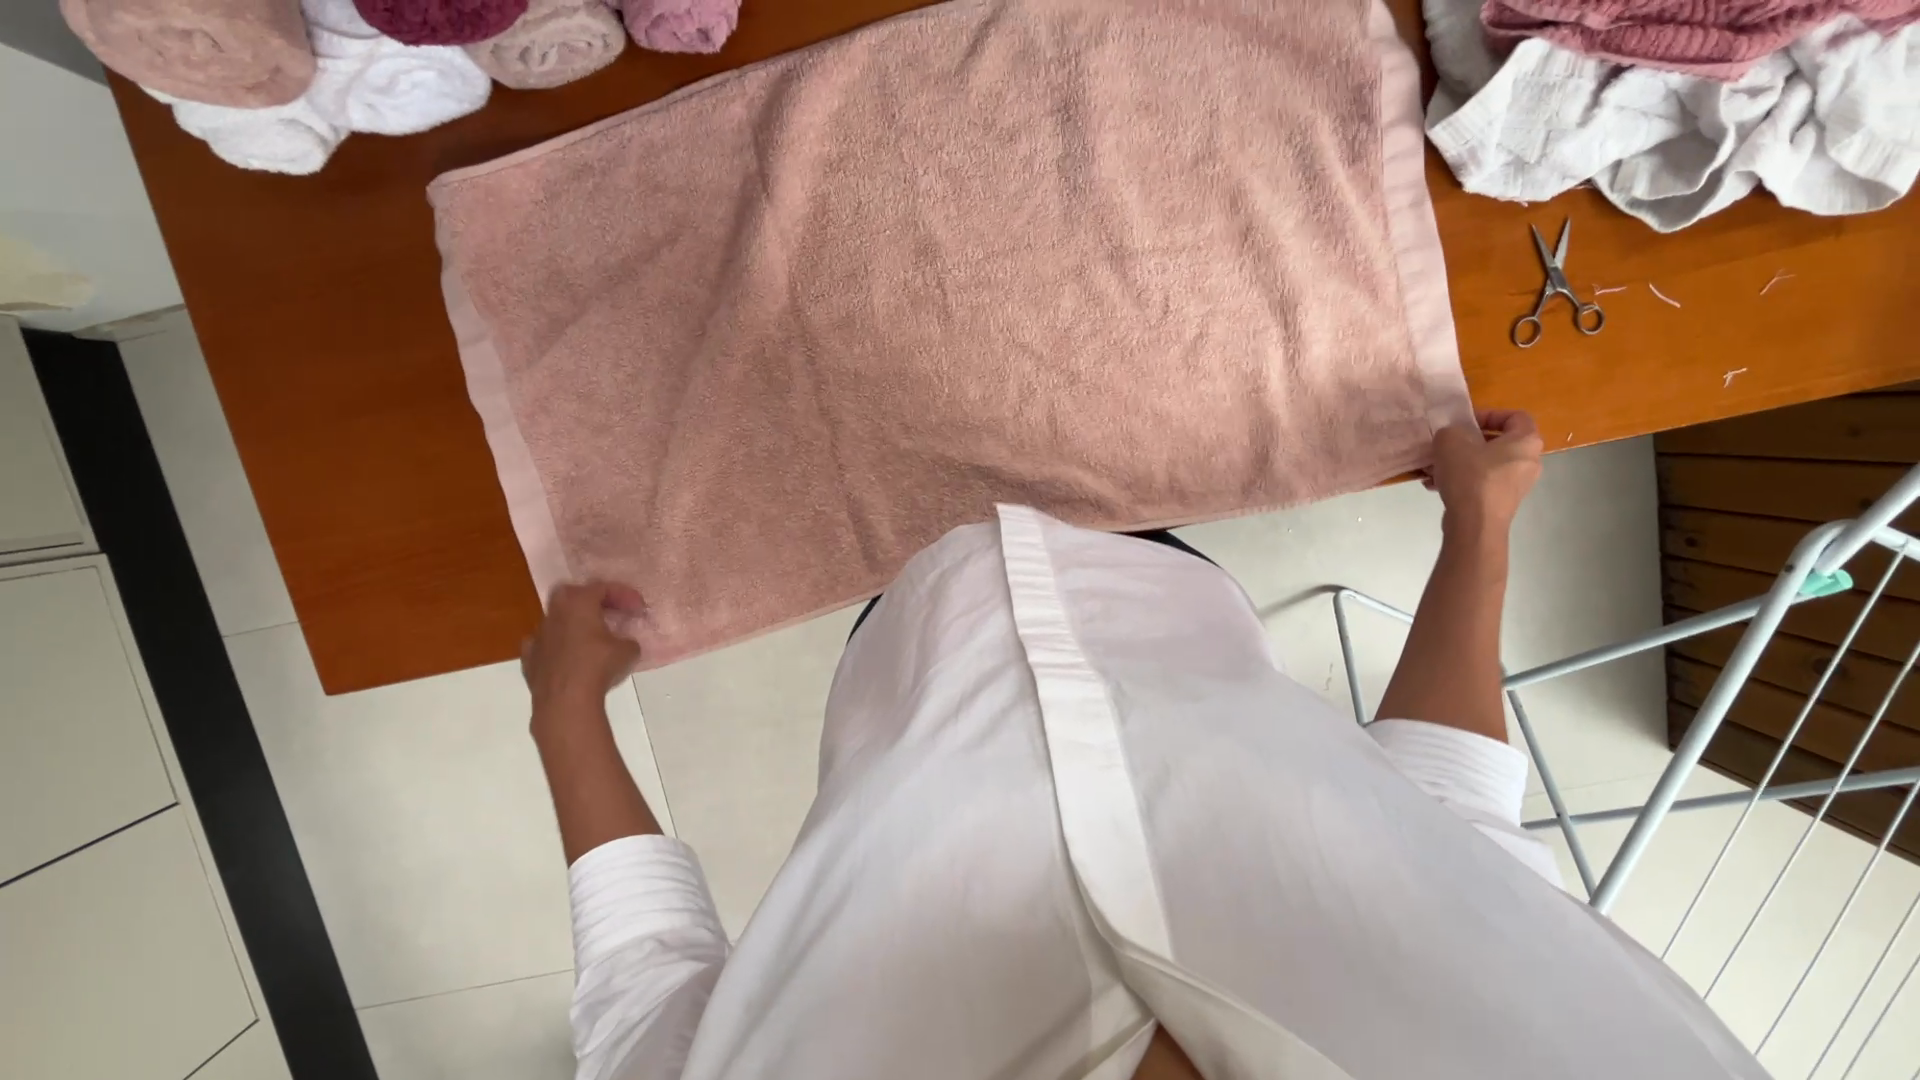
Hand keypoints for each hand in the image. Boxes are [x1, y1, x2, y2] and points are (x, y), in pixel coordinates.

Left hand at [521, 581, 644, 715]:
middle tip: (607, 611)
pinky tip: (568, 658)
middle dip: (590, 599)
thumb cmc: (600, 667)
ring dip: (573, 624)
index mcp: (579, 603)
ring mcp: (538, 636)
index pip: (602, 587)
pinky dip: (557, 647)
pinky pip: (544, 644)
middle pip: (570, 594)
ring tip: (590, 638)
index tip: (638, 608)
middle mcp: (555, 613)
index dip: (624, 594)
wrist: (565, 701)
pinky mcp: (529, 659)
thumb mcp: (629, 650)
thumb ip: (627, 639)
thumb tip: (623, 643)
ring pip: (555, 620)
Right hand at [1426, 409, 1542, 533]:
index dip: (1489, 414)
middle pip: (1498, 442)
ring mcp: (1517, 484)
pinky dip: (1462, 480)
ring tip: (1434, 468)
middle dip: (1468, 442)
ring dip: (1460, 462)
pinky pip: (1482, 482)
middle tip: (1445, 446)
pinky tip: (1437, 486)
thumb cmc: (1470, 476)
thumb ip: (1450, 431)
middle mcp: (1529, 461)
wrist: (1475, 523)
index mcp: (1526, 441)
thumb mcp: (1450, 441)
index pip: (1515, 416)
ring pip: (1486, 464)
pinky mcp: (1502, 501)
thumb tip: (1452, 437)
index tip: (1464, 422)